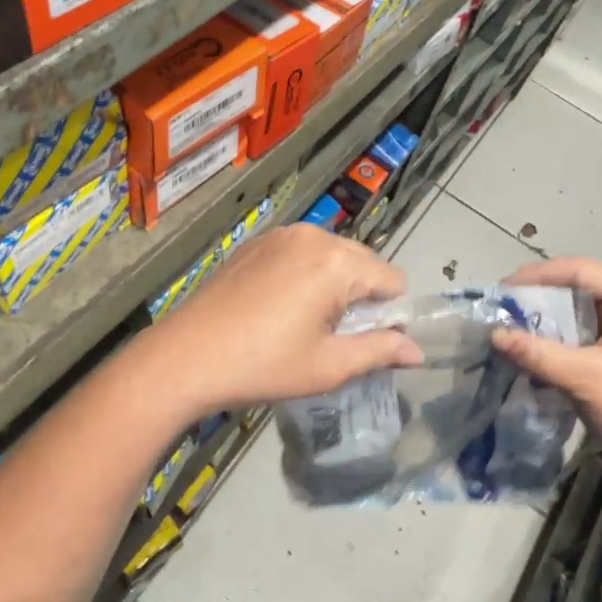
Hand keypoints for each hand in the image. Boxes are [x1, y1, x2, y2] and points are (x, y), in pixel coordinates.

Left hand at [135, 224, 421, 416]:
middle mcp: (313, 235)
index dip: (389, 315)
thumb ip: (380, 351)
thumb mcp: (329, 366)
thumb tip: (417, 352)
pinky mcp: (257, 243)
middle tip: (332, 338)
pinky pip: (301, 253)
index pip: (392, 280)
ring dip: (334, 286)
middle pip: (364, 263)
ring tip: (304, 325)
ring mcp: (281, 235)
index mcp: (336, 262)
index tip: (364, 343)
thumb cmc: (263, 365)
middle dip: (361, 298)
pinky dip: (305, 276)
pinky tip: (279, 309)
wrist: (184, 358)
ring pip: (333, 257)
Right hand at [490, 257, 601, 483]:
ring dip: (541, 313)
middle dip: (537, 294)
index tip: (502, 290)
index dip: (539, 275)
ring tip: (505, 320)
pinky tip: (524, 339)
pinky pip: (575, 326)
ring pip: (572, 305)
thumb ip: (538, 353)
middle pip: (575, 283)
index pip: (581, 270)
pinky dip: (550, 331)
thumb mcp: (585, 378)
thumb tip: (492, 334)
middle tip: (499, 305)